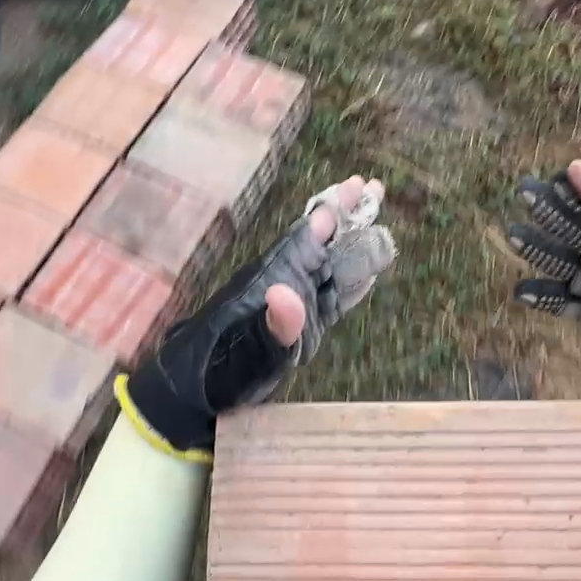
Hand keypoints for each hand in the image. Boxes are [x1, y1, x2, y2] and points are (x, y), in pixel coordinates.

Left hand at [117, 175, 394, 460]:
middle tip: (376, 188)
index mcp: (275, 279)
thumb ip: (272, 326)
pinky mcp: (304, 331)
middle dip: (351, 218)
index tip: (355, 184)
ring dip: (358, 247)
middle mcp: (289, 286)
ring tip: (382, 224)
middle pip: (327, 244)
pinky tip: (369, 277)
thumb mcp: (246, 351)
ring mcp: (298, 307)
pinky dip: (353, 287)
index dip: (332, 210)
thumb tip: (286, 293)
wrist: (198, 396)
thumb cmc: (217, 370)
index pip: (308, 236)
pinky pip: (334, 301)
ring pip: (335, 270)